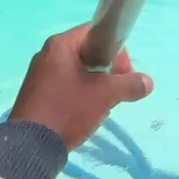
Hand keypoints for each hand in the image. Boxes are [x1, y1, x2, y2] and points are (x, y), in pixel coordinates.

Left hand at [8, 23, 153, 148]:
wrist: (31, 145)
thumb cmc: (68, 109)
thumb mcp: (105, 95)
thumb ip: (129, 84)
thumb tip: (148, 82)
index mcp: (60, 44)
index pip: (95, 32)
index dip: (116, 49)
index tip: (124, 73)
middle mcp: (46, 53)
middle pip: (87, 52)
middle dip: (107, 71)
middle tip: (116, 91)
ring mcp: (39, 74)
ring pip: (77, 71)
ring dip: (95, 85)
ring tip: (101, 106)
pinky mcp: (36, 93)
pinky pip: (65, 85)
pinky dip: (79, 94)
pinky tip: (84, 113)